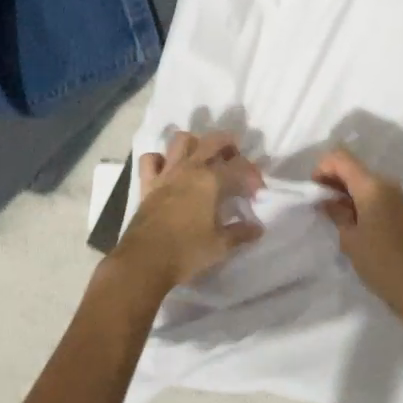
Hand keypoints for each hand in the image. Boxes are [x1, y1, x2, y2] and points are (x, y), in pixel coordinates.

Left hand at [110, 131, 264, 295]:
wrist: (144, 262)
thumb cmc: (186, 252)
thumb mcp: (220, 246)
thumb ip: (240, 233)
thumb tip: (258, 228)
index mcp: (211, 180)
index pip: (239, 168)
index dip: (253, 176)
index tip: (258, 193)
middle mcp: (189, 168)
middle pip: (213, 141)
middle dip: (229, 145)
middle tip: (236, 162)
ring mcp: (166, 174)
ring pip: (181, 141)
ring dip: (195, 143)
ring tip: (203, 159)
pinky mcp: (147, 184)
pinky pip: (150, 160)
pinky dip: (159, 159)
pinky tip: (167, 170)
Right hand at [313, 149, 402, 324]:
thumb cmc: (380, 262)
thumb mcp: (350, 238)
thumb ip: (335, 211)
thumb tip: (325, 199)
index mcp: (372, 186)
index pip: (341, 158)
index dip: (322, 168)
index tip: (312, 191)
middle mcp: (385, 182)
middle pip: (352, 166)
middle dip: (332, 179)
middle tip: (318, 203)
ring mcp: (394, 194)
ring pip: (362, 179)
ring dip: (344, 189)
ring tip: (331, 213)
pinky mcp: (398, 207)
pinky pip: (372, 191)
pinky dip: (357, 198)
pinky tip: (349, 219)